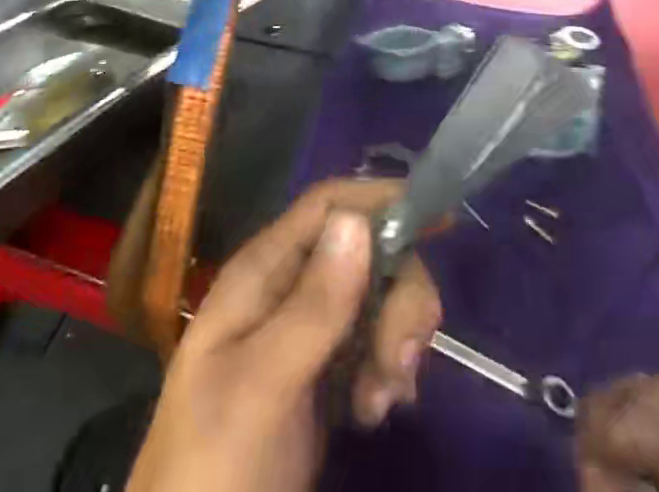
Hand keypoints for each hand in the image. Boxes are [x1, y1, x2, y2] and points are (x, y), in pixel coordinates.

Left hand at [126, 179, 442, 491]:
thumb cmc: (215, 458)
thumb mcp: (260, 384)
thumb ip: (310, 308)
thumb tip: (357, 221)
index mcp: (261, 273)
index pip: (326, 206)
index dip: (381, 200)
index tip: (442, 219)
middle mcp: (285, 289)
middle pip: (366, 254)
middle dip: (399, 298)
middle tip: (400, 363)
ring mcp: (305, 331)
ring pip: (376, 299)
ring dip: (396, 343)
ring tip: (379, 404)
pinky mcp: (322, 373)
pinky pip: (373, 345)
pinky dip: (388, 372)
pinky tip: (374, 413)